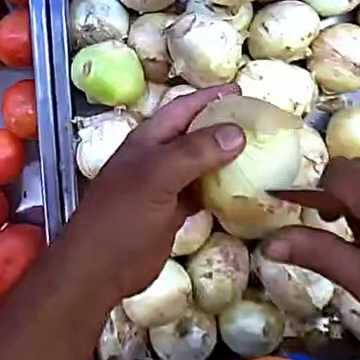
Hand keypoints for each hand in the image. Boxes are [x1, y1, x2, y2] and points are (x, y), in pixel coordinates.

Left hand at [62, 86, 245, 301]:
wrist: (98, 269)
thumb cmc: (122, 216)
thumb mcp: (157, 176)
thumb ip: (194, 151)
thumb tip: (236, 131)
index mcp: (149, 139)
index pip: (184, 108)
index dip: (209, 97)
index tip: (241, 91)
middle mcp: (158, 157)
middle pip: (196, 134)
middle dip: (224, 126)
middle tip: (260, 124)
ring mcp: (165, 186)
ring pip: (202, 165)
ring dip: (227, 159)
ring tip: (261, 154)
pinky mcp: (173, 212)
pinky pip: (203, 194)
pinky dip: (222, 191)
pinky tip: (245, 191)